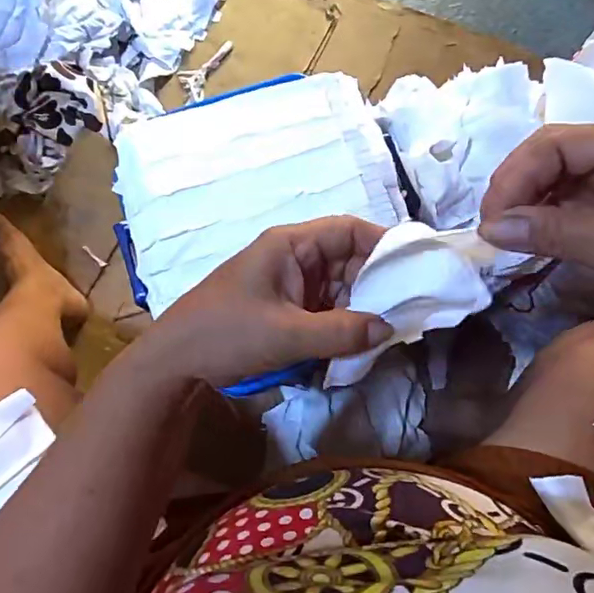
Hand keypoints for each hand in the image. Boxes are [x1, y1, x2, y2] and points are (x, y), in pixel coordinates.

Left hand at [143, 216, 394, 384]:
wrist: (176, 362)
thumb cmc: (225, 334)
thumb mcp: (286, 334)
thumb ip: (341, 331)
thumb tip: (389, 327)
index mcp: (289, 246)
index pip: (348, 230)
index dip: (384, 243)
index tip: (417, 268)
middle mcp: (293, 259)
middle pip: (348, 261)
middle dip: (377, 284)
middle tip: (410, 311)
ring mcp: (289, 286)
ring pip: (339, 289)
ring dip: (361, 309)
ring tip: (390, 332)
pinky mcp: (284, 311)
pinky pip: (325, 311)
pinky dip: (342, 325)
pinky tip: (360, 345)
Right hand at [478, 123, 593, 326]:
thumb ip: (552, 232)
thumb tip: (486, 229)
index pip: (556, 144)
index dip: (515, 176)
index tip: (490, 218)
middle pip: (552, 158)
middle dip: (516, 190)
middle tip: (492, 229)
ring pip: (556, 183)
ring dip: (526, 208)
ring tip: (504, 237)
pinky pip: (568, 208)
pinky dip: (543, 223)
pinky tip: (528, 241)